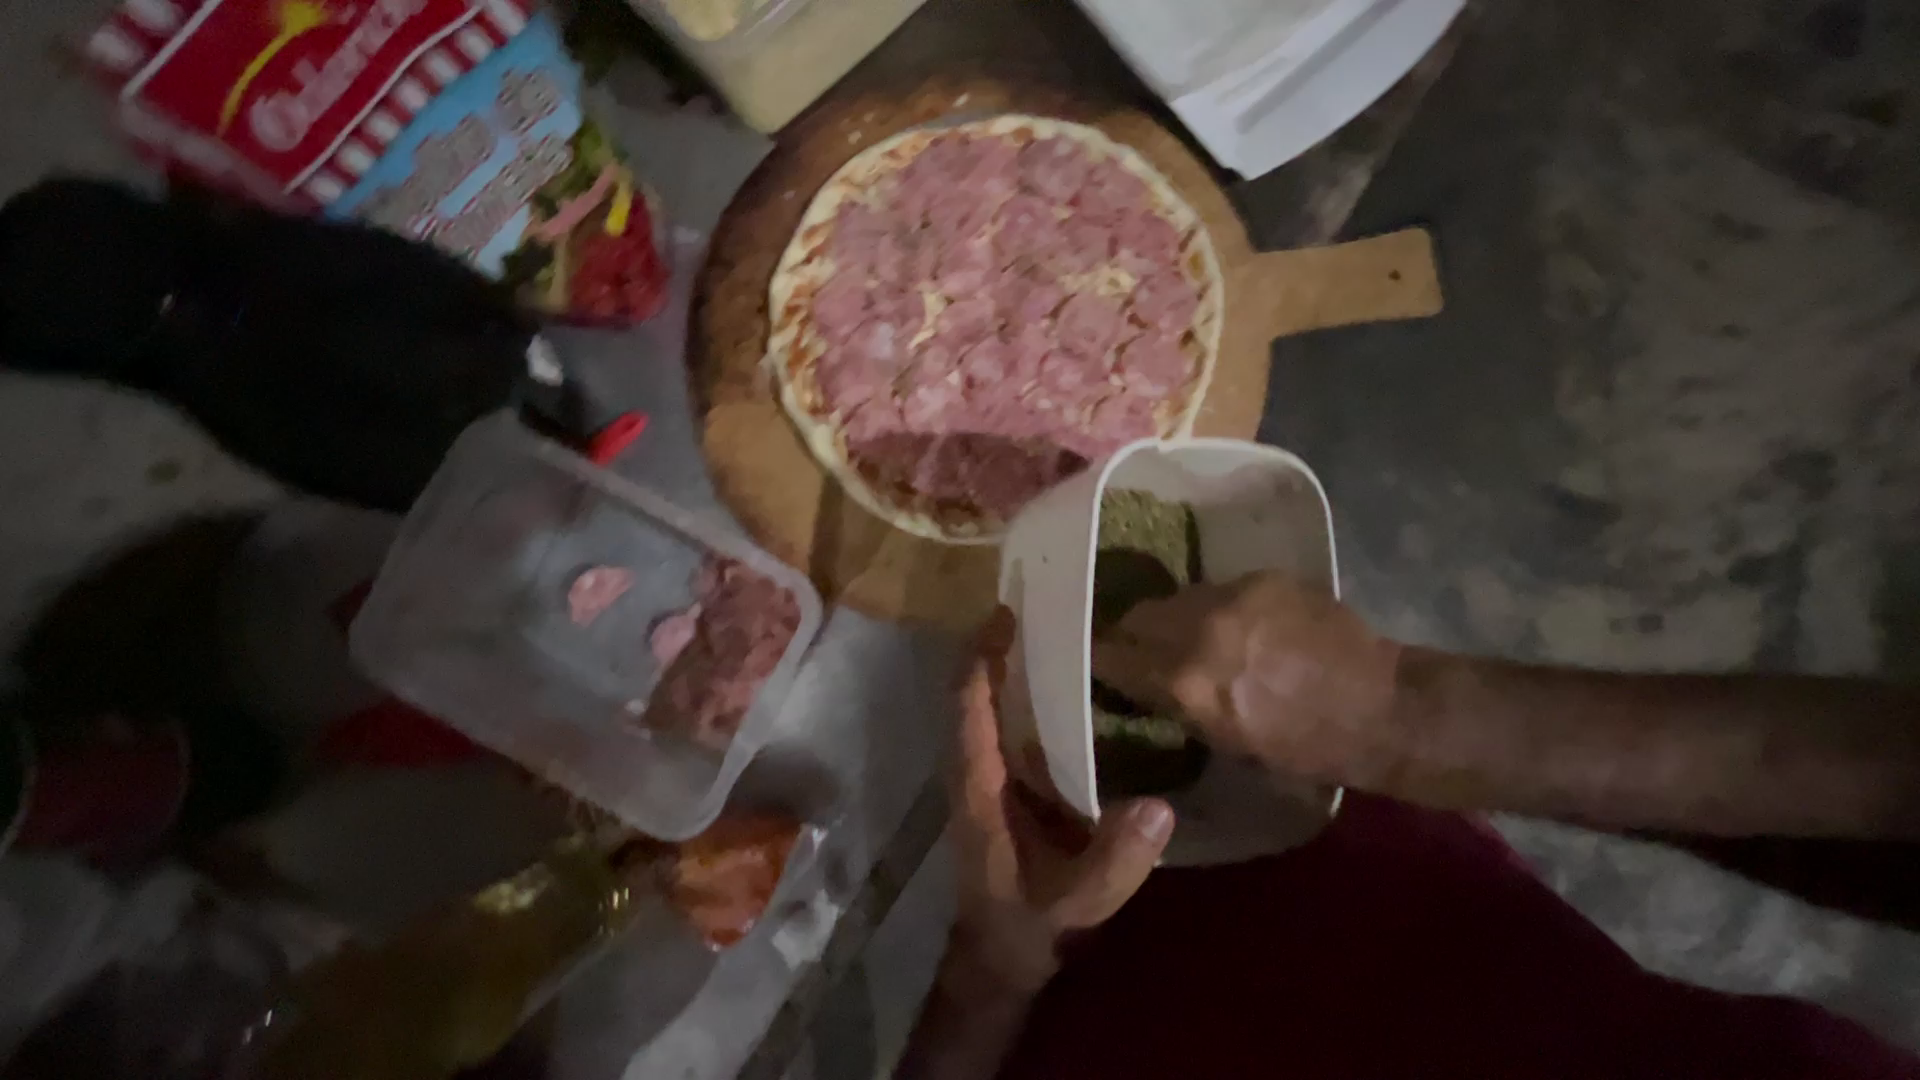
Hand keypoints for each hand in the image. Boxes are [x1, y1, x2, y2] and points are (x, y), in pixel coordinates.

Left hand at [949, 606, 1174, 998]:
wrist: (1001, 956)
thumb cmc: (1027, 924)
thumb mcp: (1072, 903)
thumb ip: (1112, 864)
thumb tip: (1157, 807)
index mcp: (979, 785)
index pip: (969, 707)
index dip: (981, 658)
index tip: (1006, 615)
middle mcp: (974, 769)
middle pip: (970, 693)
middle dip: (992, 648)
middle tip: (1036, 607)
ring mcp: (985, 776)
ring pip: (983, 706)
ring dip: (1005, 667)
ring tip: (1052, 631)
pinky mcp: (1001, 786)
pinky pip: (1003, 726)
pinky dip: (1020, 696)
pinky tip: (1065, 687)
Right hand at [1089, 571, 1402, 785]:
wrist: (1381, 708)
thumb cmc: (1302, 745)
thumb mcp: (1222, 738)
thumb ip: (1173, 700)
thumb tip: (1140, 679)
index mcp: (1185, 681)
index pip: (1111, 655)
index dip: (1099, 660)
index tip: (1097, 664)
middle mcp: (1198, 630)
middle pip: (1136, 616)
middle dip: (1132, 634)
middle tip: (1141, 650)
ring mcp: (1231, 597)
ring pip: (1177, 599)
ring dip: (1176, 619)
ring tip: (1197, 637)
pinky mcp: (1262, 578)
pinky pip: (1219, 591)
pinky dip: (1219, 609)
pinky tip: (1244, 628)